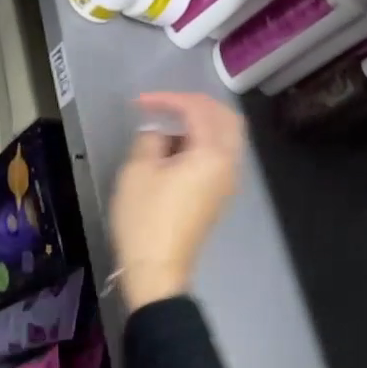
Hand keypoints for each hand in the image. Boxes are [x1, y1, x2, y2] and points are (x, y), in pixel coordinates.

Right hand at [108, 92, 244, 309]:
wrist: (157, 268)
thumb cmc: (144, 218)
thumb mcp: (138, 171)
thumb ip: (150, 139)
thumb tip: (158, 131)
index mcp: (211, 153)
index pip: (198, 110)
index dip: (169, 99)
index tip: (140, 103)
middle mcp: (228, 164)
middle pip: (226, 119)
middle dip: (196, 105)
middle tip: (165, 104)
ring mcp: (227, 182)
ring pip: (226, 137)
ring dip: (201, 123)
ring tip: (167, 125)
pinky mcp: (218, 195)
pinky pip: (219, 156)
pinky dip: (202, 142)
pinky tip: (174, 149)